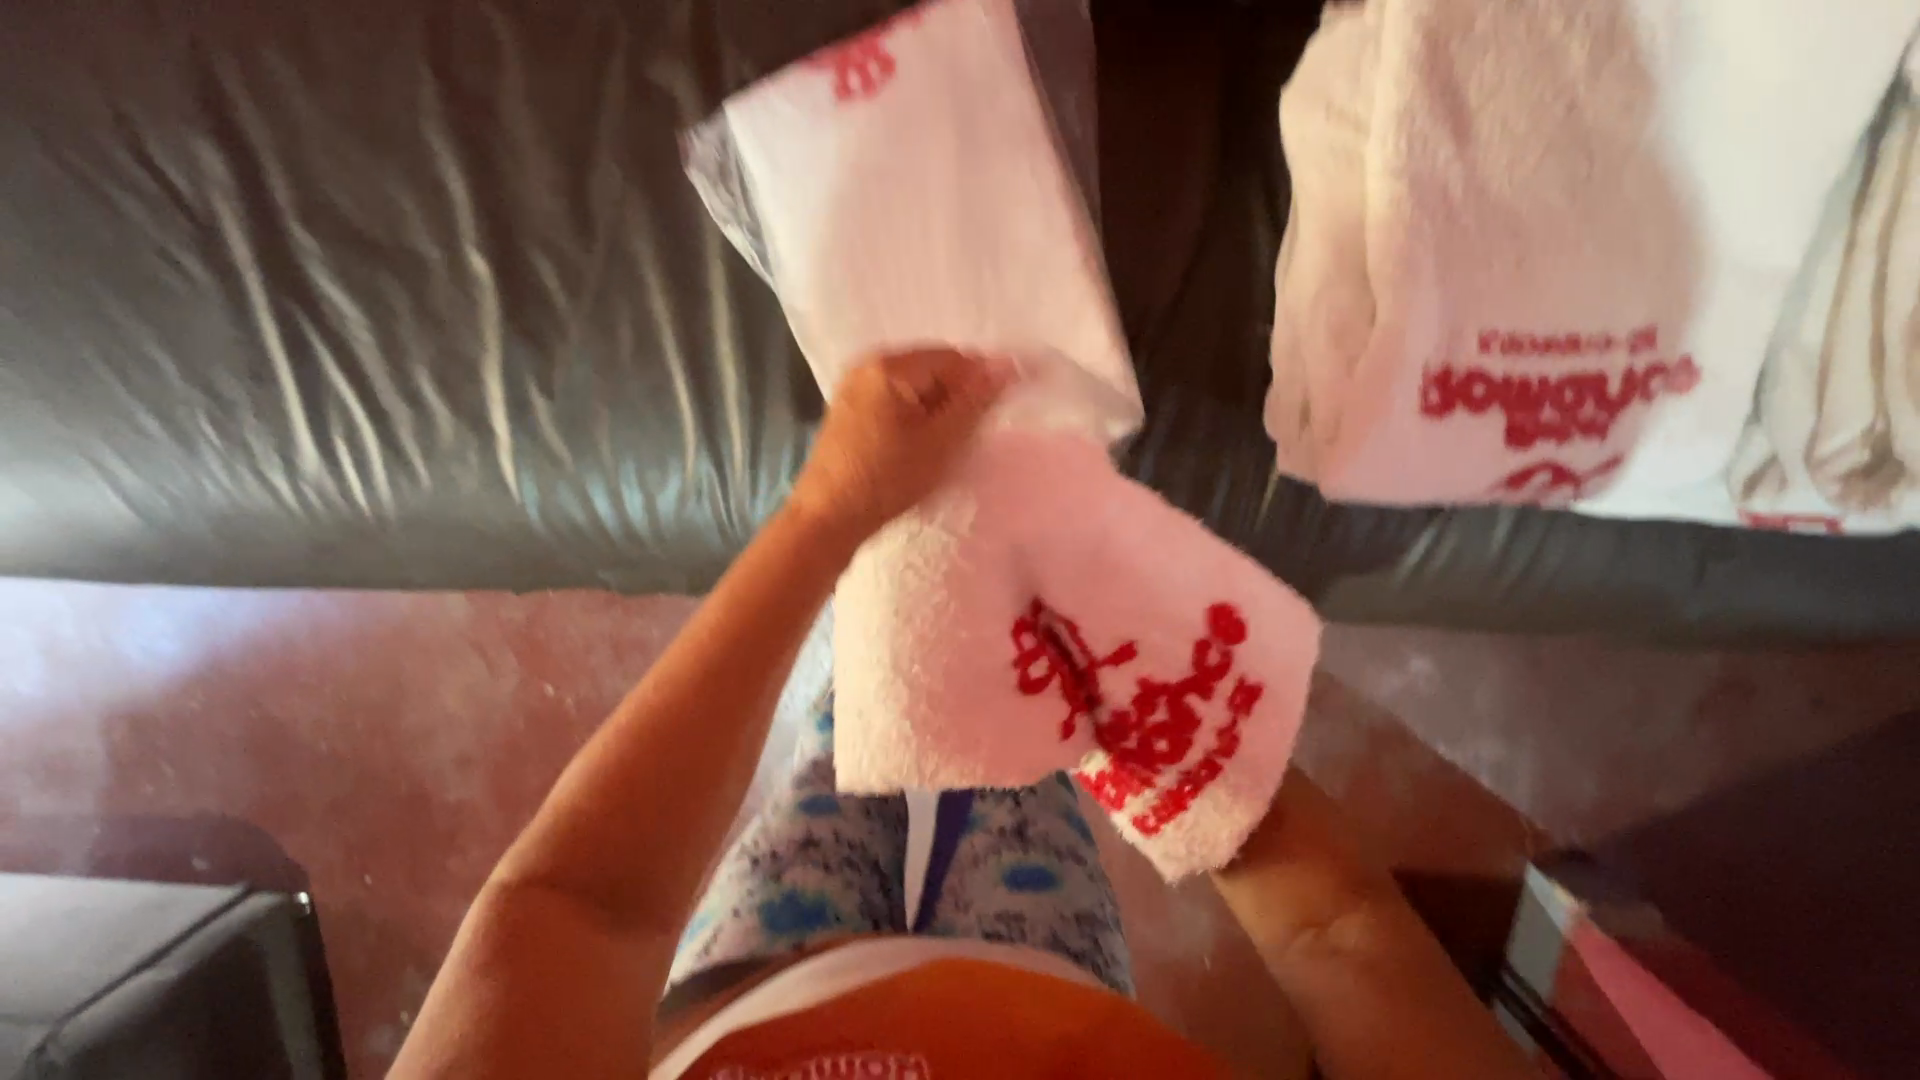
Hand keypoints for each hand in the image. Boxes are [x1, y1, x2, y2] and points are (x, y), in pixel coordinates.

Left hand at [788, 347, 1014, 543]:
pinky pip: (893, 403)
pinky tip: (915, 450)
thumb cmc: (886, 479)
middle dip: (954, 398)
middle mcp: (867, 365)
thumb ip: (974, 401)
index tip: (990, 418)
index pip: (953, 358)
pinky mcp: (848, 412)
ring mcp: (853, 388)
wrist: (826, 519)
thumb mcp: (940, 441)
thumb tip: (1005, 365)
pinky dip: (912, 419)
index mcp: (890, 365)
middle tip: (963, 437)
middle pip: (931, 369)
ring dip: (934, 412)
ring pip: (913, 389)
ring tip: (940, 447)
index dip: (979, 383)